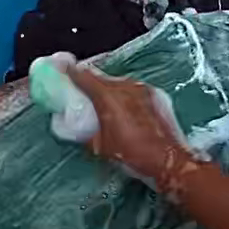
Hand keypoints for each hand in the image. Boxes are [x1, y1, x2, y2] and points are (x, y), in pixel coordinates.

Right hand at [65, 64, 206, 198]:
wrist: (170, 160)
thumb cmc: (133, 156)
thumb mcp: (99, 147)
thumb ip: (83, 129)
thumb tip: (72, 122)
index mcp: (109, 96)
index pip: (83, 75)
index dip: (69, 71)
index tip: (59, 68)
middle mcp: (126, 86)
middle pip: (101, 77)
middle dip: (88, 82)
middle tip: (79, 91)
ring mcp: (144, 89)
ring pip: (119, 83)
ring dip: (109, 90)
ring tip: (104, 104)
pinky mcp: (157, 95)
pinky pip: (134, 90)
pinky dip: (126, 96)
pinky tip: (125, 110)